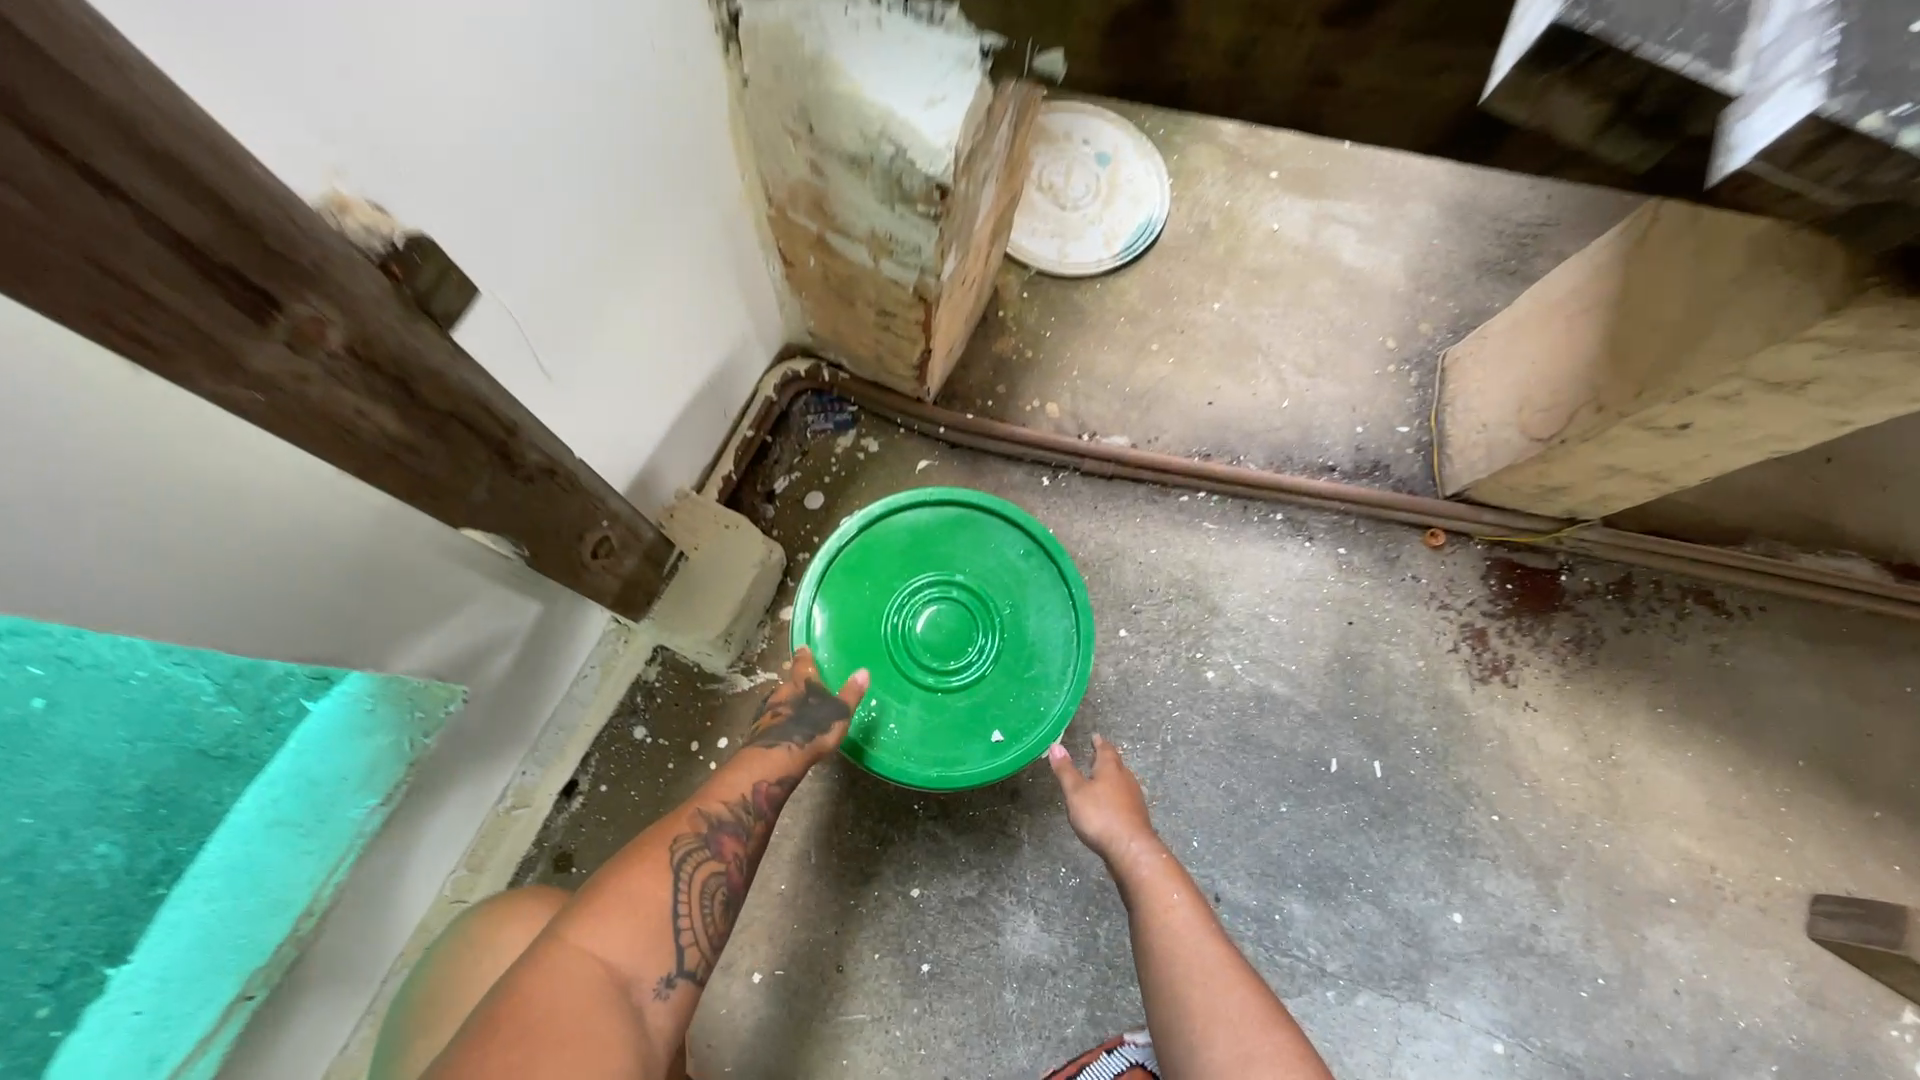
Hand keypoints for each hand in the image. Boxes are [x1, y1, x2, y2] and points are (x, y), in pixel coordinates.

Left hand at [746, 647, 868, 760]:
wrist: (777, 757)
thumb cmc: (814, 730)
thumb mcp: (839, 713)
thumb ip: (851, 694)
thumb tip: (864, 671)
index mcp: (803, 684)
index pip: (803, 664)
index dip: (804, 656)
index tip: (803, 649)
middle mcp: (783, 692)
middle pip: (789, 682)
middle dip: (796, 683)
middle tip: (803, 683)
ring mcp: (769, 710)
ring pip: (779, 700)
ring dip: (787, 702)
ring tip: (796, 707)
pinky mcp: (760, 729)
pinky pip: (771, 718)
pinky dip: (779, 720)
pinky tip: (784, 728)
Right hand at [1047, 734, 1158, 865]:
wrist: (1131, 849)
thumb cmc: (1100, 816)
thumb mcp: (1075, 792)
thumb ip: (1066, 770)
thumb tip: (1056, 745)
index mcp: (1110, 769)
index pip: (1105, 750)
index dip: (1099, 743)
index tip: (1095, 737)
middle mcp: (1126, 779)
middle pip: (1117, 765)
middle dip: (1107, 759)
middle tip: (1098, 755)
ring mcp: (1134, 799)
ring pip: (1123, 782)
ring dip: (1113, 778)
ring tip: (1102, 779)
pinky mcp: (1137, 817)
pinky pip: (1125, 799)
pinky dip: (1116, 796)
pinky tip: (1111, 805)